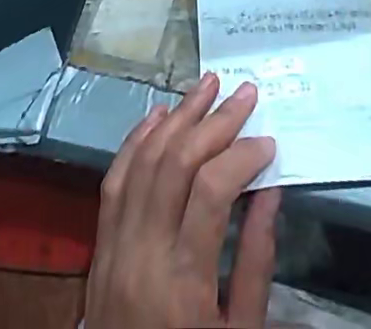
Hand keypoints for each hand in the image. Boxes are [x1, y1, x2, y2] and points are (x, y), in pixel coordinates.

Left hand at [85, 73, 282, 328]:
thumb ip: (255, 260)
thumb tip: (270, 190)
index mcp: (182, 282)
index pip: (211, 192)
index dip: (241, 156)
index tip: (269, 142)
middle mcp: (142, 252)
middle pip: (175, 164)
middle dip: (214, 122)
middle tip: (245, 93)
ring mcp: (114, 245)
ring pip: (143, 161)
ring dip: (178, 117)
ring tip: (207, 86)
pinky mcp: (100, 243)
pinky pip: (114, 179)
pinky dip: (137, 140)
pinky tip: (159, 115)